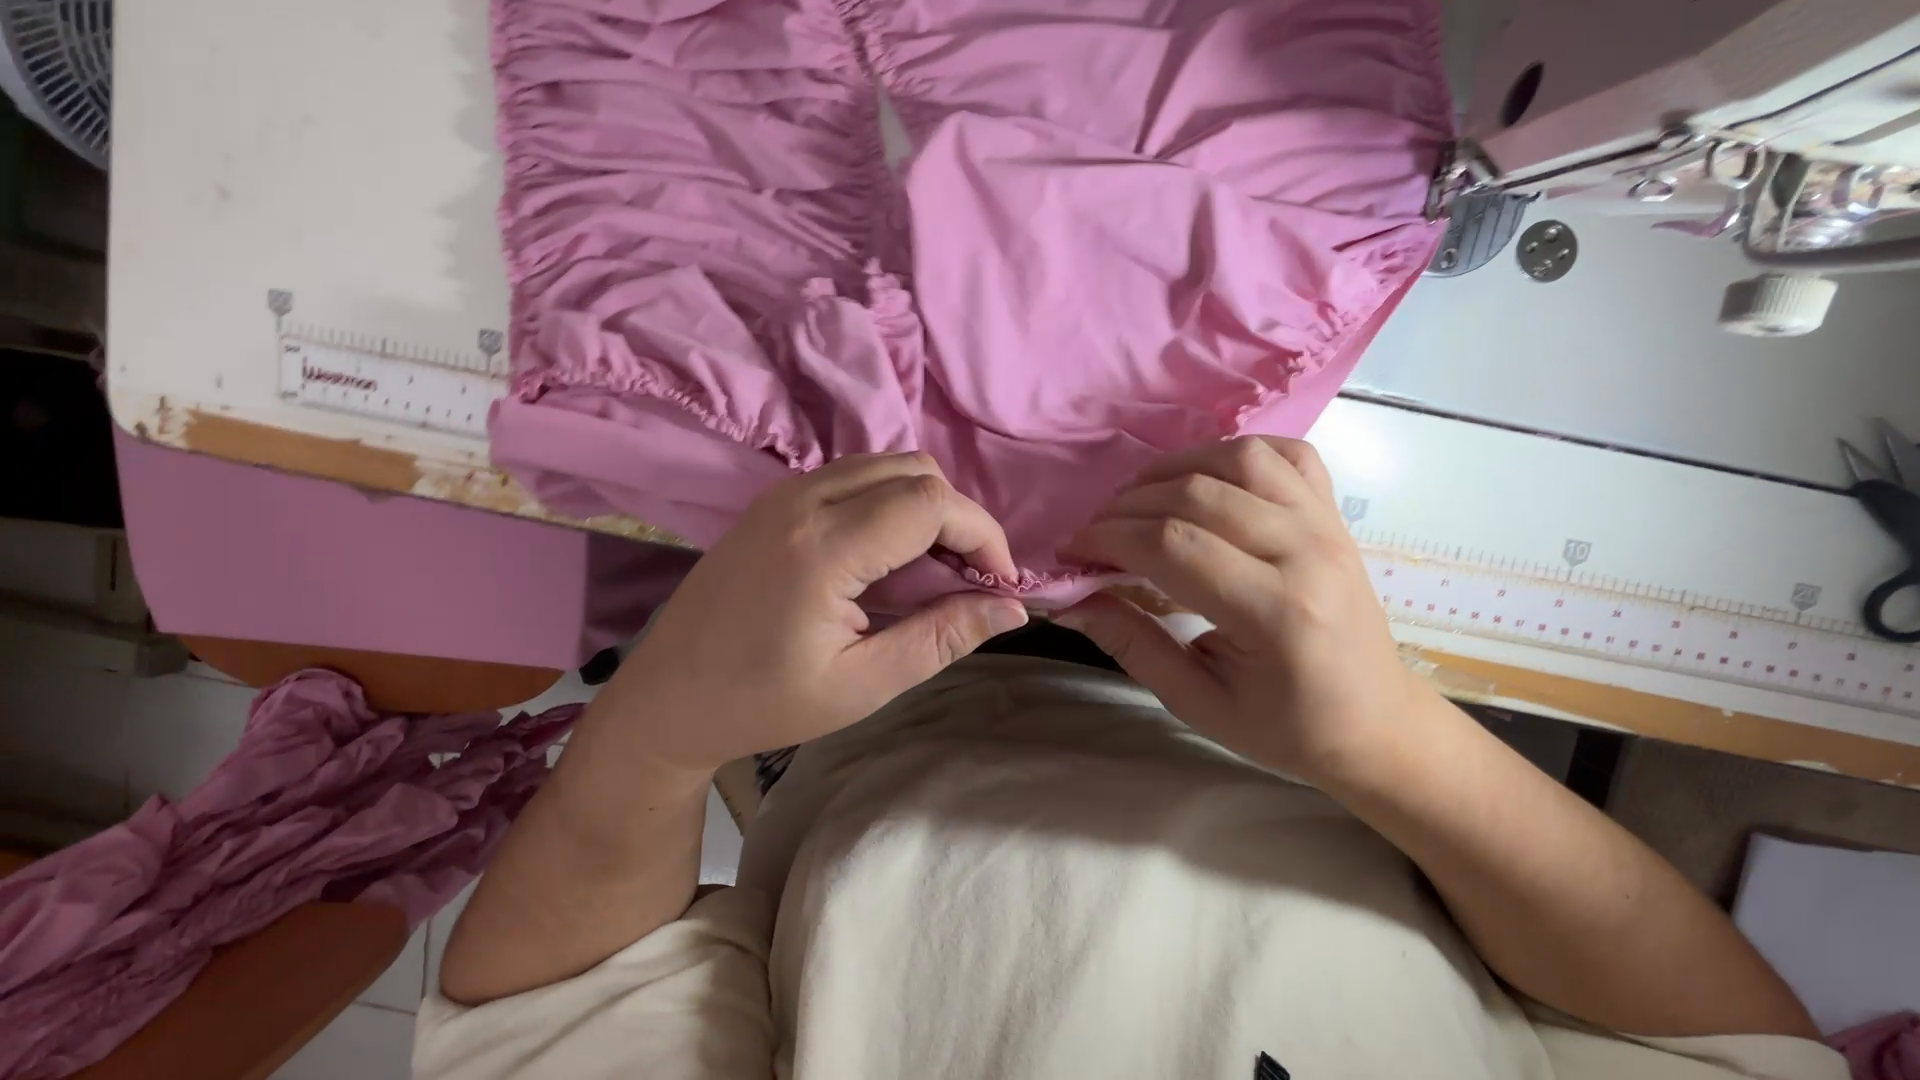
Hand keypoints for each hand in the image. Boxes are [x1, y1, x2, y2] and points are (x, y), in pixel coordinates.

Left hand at [609, 452, 1029, 773]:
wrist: (665, 699)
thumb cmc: (762, 704)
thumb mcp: (862, 685)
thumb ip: (942, 638)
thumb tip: (1013, 607)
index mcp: (823, 547)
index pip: (930, 501)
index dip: (982, 534)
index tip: (1000, 584)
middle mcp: (802, 500)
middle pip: (914, 470)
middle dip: (959, 519)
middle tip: (969, 581)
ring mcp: (782, 494)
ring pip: (885, 465)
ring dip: (925, 507)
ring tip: (933, 572)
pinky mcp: (772, 502)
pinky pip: (852, 477)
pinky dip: (889, 503)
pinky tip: (887, 558)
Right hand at [1055, 436, 1421, 780]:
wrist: (1375, 724)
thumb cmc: (1286, 727)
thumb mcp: (1199, 703)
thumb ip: (1133, 645)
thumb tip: (1069, 600)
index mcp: (1277, 613)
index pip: (1172, 546)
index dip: (1108, 539)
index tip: (1072, 554)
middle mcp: (1307, 553)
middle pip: (1196, 496)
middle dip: (1127, 508)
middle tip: (1094, 536)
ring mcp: (1327, 526)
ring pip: (1238, 459)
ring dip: (1174, 470)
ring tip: (1138, 502)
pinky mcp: (1334, 514)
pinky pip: (1284, 455)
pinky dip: (1234, 454)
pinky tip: (1204, 481)